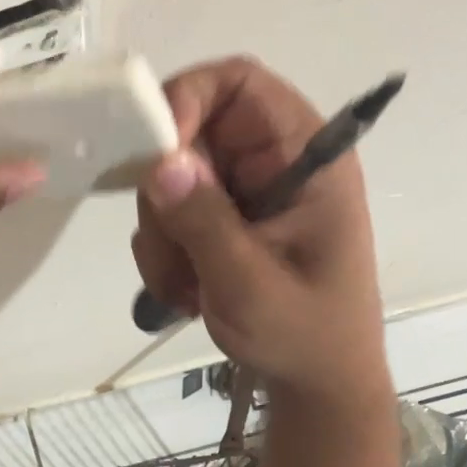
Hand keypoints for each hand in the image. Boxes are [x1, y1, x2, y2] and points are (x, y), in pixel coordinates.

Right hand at [131, 57, 386, 397]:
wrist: (316, 381)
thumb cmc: (302, 333)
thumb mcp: (248, 282)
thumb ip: (204, 222)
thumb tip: (160, 161)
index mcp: (302, 157)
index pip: (239, 85)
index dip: (187, 99)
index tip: (150, 154)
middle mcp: (270, 164)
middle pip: (189, 137)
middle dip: (165, 198)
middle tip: (171, 255)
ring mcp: (243, 195)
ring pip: (169, 185)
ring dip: (162, 240)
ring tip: (186, 290)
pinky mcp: (221, 224)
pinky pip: (168, 220)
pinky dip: (163, 258)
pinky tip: (186, 294)